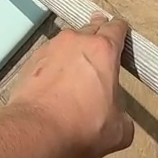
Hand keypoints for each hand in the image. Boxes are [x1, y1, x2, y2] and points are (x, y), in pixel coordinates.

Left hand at [4, 14, 134, 157]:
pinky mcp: (34, 57)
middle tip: (102, 42)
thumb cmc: (81, 126)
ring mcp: (53, 46)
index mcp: (103, 51)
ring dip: (76, 48)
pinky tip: (57, 79)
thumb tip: (119, 118)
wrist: (38, 129)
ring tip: (78, 66)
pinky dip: (57, 61)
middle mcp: (77, 41)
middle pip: (92, 27)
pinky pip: (51, 53)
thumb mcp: (118, 130)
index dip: (121, 30)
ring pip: (70, 39)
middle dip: (98, 33)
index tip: (122, 34)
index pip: (116, 28)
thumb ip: (123, 116)